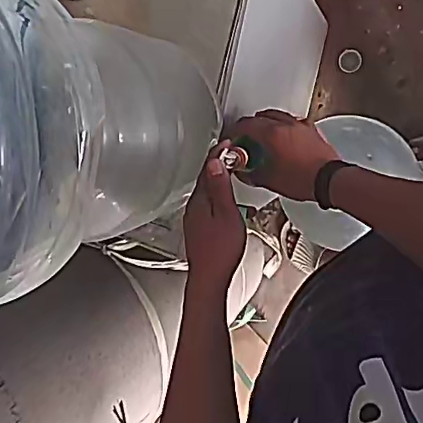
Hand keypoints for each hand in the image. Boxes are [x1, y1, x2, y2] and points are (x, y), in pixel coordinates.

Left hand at [182, 144, 246, 289]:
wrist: (209, 278)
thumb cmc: (220, 251)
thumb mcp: (228, 215)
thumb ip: (222, 188)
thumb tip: (216, 164)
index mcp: (200, 201)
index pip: (208, 169)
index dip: (218, 153)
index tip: (228, 143)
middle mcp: (193, 207)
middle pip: (204, 178)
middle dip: (216, 164)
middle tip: (229, 153)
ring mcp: (194, 218)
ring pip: (204, 191)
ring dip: (215, 178)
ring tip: (228, 171)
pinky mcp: (198, 228)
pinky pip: (205, 203)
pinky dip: (214, 194)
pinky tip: (222, 199)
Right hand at [228, 110, 337, 201]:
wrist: (330, 181)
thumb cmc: (304, 179)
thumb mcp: (270, 180)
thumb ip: (253, 173)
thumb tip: (245, 173)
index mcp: (273, 134)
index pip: (247, 124)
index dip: (235, 131)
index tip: (233, 137)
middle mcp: (286, 125)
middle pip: (261, 116)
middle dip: (250, 125)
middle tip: (246, 137)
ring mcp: (301, 126)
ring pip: (278, 116)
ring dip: (267, 123)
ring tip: (263, 135)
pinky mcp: (312, 131)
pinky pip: (293, 122)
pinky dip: (284, 127)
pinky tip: (284, 138)